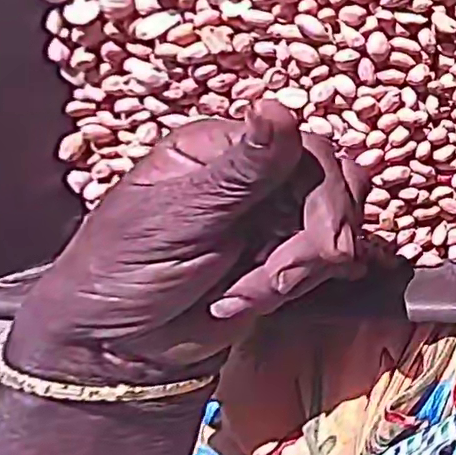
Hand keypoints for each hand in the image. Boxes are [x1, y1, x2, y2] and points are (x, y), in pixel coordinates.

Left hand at [3, 100, 373, 386]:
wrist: (111, 348)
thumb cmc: (119, 273)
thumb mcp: (177, 218)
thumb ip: (241, 169)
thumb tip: (276, 106)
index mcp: (228, 148)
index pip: (311, 152)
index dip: (327, 197)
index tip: (326, 244)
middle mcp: (264, 172)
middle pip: (338, 185)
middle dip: (317, 240)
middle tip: (281, 279)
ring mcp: (282, 210)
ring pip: (343, 221)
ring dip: (308, 266)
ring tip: (252, 293)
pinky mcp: (293, 248)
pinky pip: (334, 255)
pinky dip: (307, 282)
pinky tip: (254, 299)